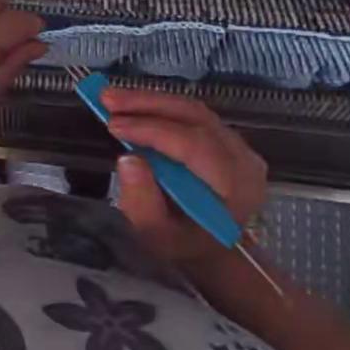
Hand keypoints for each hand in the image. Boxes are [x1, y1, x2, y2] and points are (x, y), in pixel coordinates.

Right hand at [102, 88, 267, 268]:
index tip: (113, 124)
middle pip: (195, 118)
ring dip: (149, 101)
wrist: (211, 251)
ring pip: (192, 110)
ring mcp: (238, 145)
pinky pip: (191, 114)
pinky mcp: (225, 137)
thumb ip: (143, 201)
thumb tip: (128, 159)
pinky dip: (159, 107)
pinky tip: (132, 106)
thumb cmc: (183, 246)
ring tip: (112, 99)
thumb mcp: (157, 236)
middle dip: (147, 105)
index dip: (152, 130)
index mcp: (235, 188)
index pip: (195, 145)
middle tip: (107, 98)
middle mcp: (243, 160)